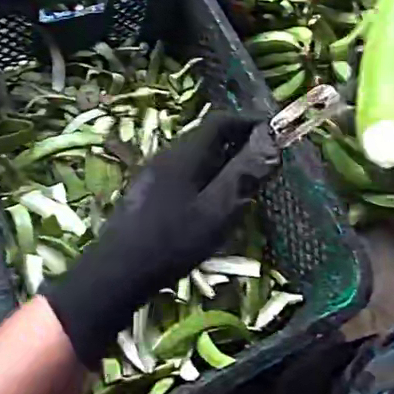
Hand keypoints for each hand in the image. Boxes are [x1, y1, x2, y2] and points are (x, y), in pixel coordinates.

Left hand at [43, 111, 278, 365]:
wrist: (117, 272)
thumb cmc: (172, 240)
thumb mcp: (217, 210)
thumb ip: (244, 175)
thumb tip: (271, 140)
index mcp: (185, 153)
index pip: (221, 121)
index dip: (250, 123)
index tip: (275, 135)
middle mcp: (167, 155)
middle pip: (208, 138)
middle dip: (239, 145)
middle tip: (266, 164)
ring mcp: (154, 174)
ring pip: (196, 158)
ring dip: (222, 164)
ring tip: (245, 187)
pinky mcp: (148, 193)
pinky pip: (184, 174)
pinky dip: (206, 179)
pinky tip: (213, 206)